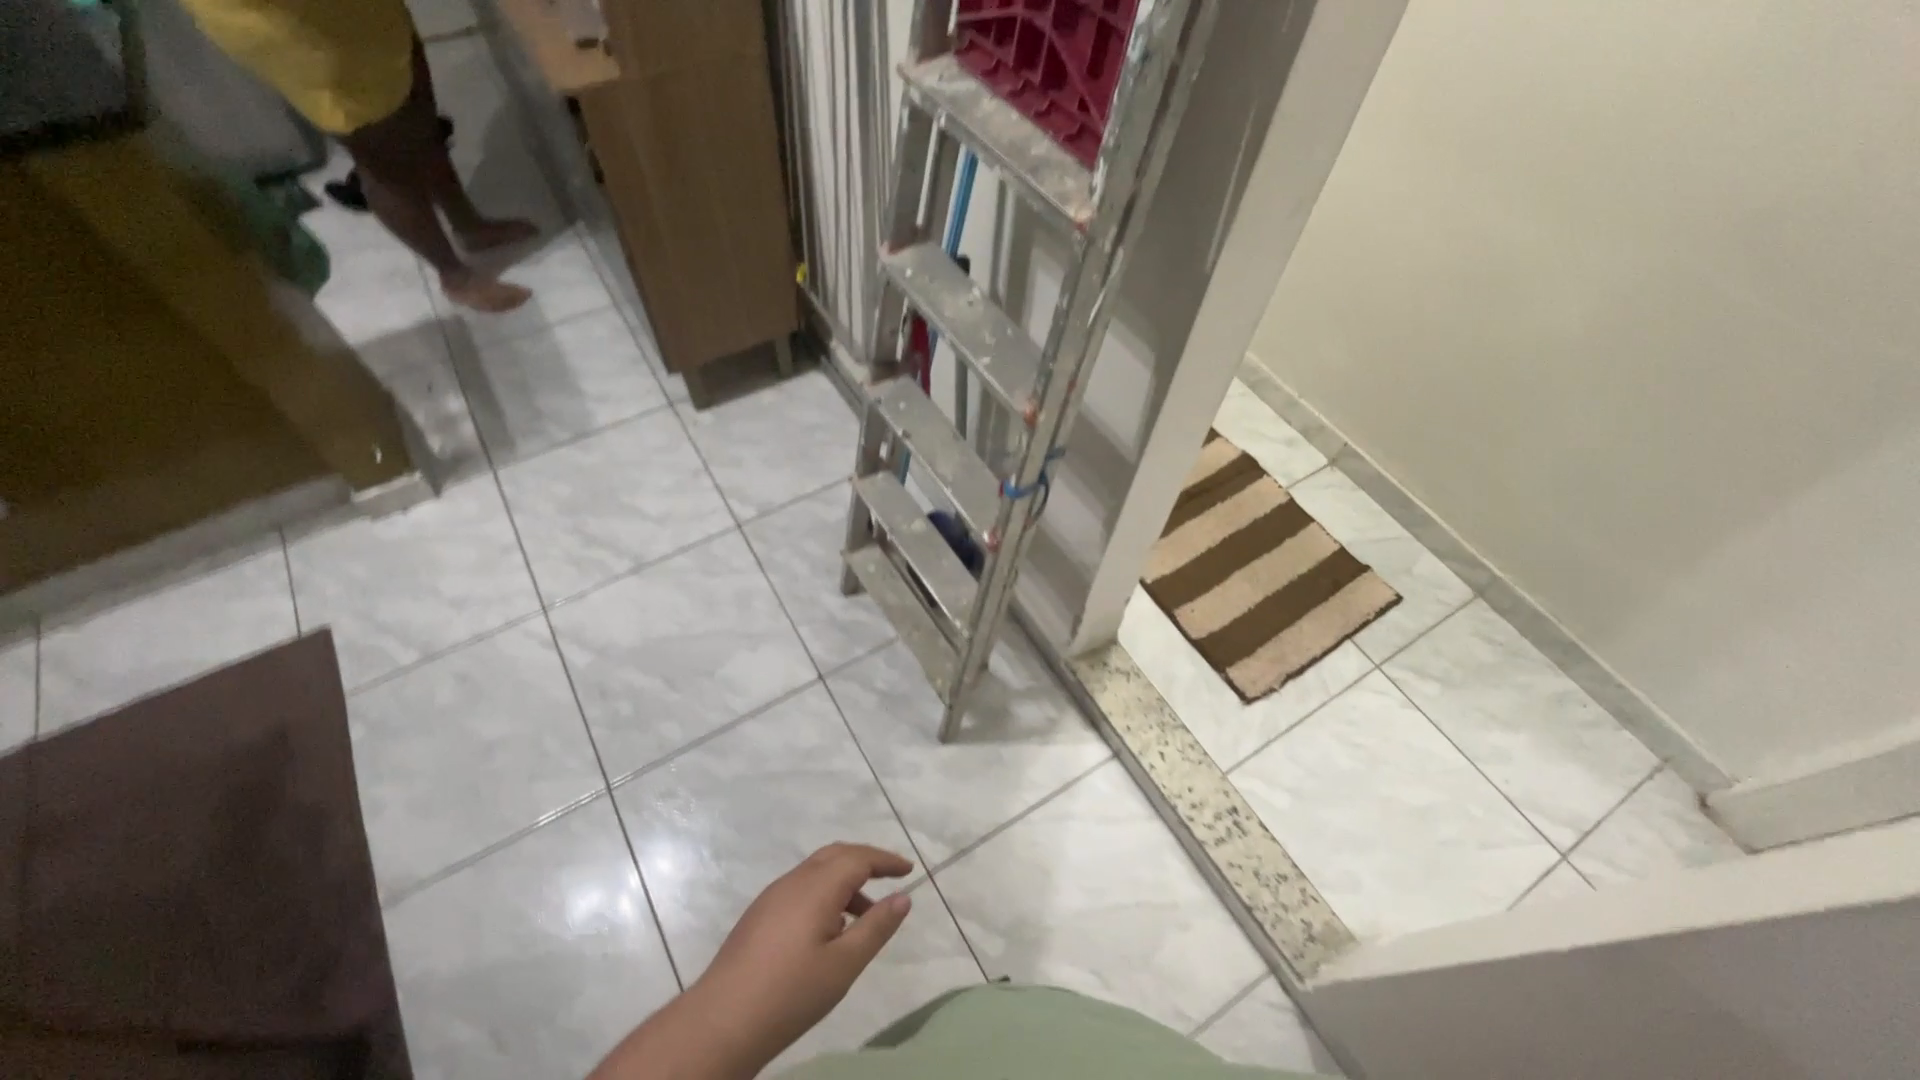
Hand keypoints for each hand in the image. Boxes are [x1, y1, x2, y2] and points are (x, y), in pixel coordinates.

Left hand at [588, 844, 915, 1079]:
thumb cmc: (791, 992)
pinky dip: (825, 894)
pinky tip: (830, 930)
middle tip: (891, 878)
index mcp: (816, 887)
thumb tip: (902, 897)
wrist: (722, 1021)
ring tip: (865, 916)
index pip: (857, 858)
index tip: (908, 869)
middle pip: (834, 855)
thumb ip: (876, 927)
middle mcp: (792, 882)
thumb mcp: (844, 964)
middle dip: (865, 861)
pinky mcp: (759, 915)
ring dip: (844, 881)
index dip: (885, 860)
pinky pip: (800, 888)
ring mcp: (771, 897)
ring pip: (815, 872)